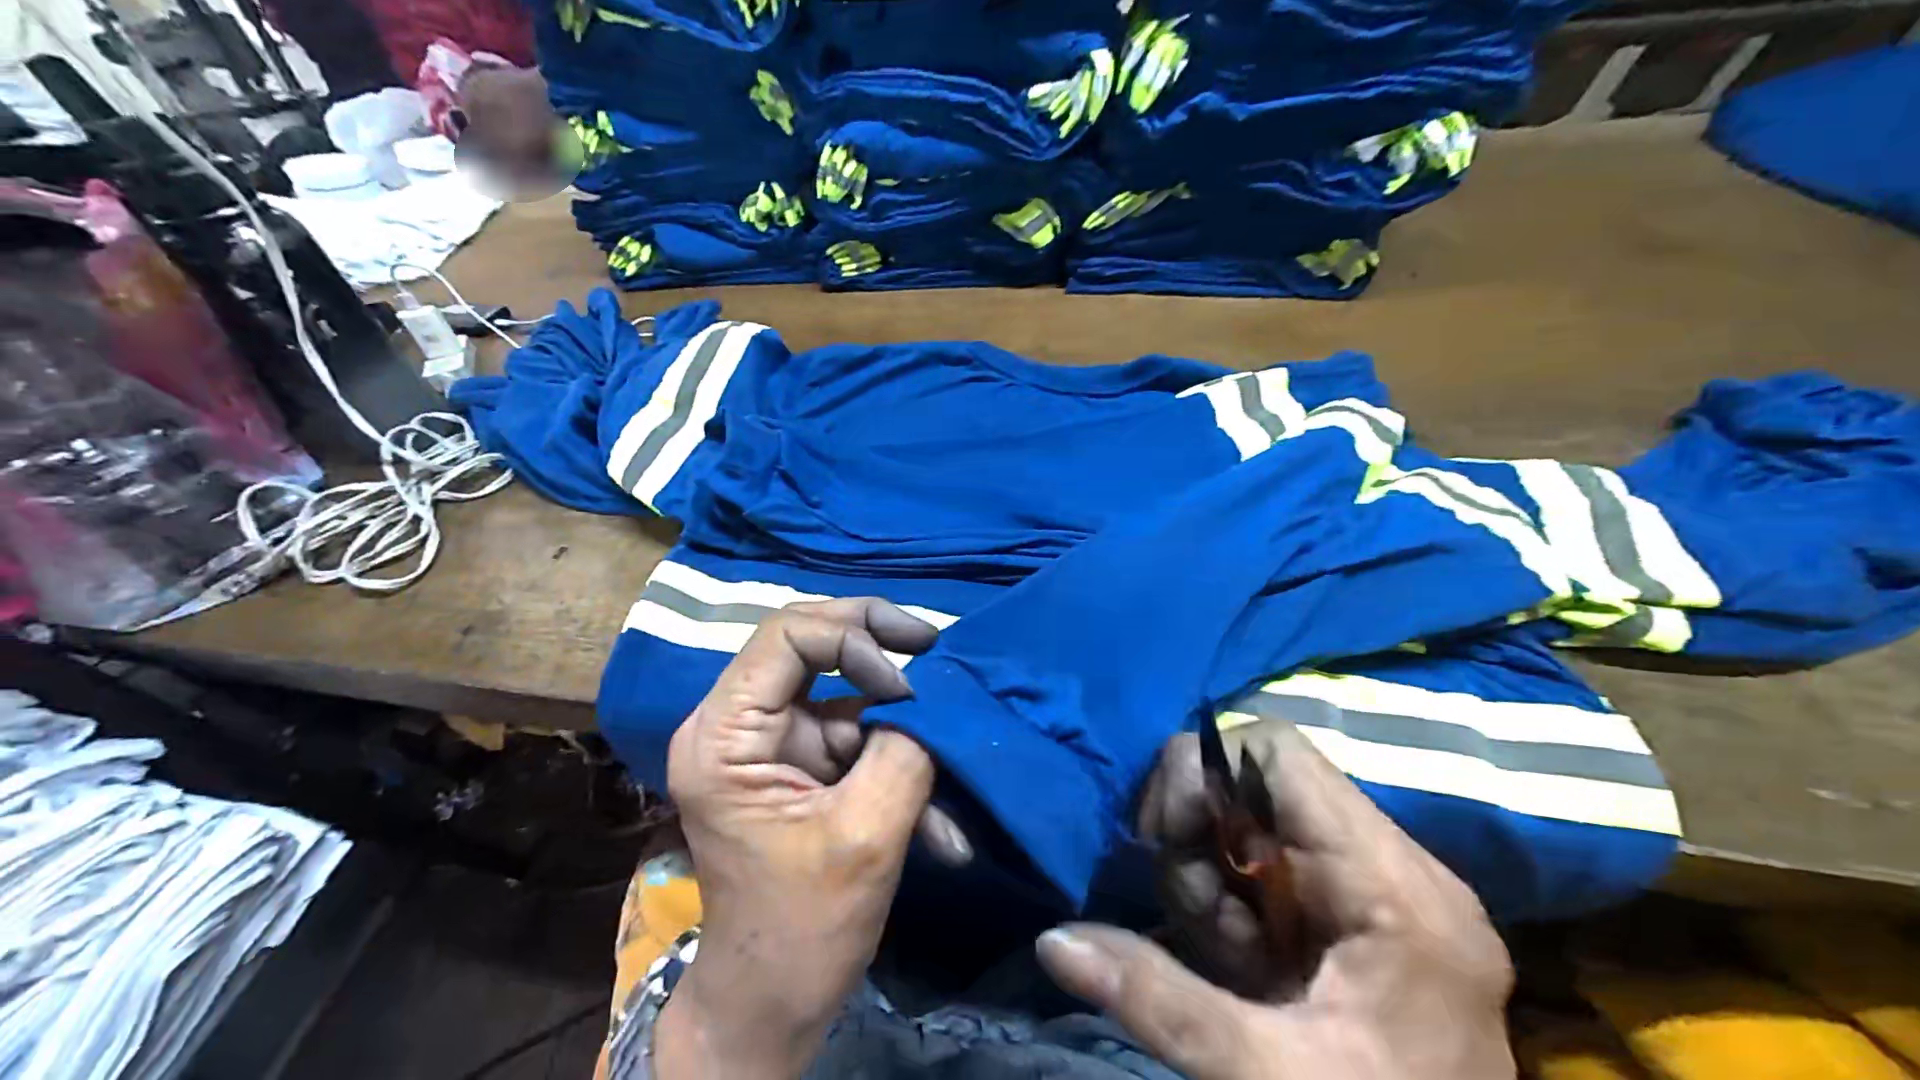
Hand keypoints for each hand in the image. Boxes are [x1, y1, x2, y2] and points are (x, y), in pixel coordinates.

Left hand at [654, 599, 962, 1078]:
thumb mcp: (866, 835)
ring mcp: (769, 740)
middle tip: (932, 644)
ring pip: (838, 680)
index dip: (853, 638)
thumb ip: (903, 750)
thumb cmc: (805, 927)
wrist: (774, 1002)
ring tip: (947, 723)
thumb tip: (933, 696)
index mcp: (724, 734)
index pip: (786, 634)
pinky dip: (896, 745)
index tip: (906, 683)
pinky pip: (852, 725)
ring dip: (896, 704)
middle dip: (876, 640)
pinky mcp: (798, 760)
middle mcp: (737, 722)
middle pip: (808, 640)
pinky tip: (935, 807)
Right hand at [1037, 720, 1515, 1079]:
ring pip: (1253, 817)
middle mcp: (1394, 864)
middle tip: (1195, 916)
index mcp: (1395, 888)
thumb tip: (1052, 940)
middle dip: (1199, 836)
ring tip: (1224, 951)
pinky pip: (1267, 855)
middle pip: (1256, 779)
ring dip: (1210, 871)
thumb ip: (1160, 1000)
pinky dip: (1229, 891)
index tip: (1169, 846)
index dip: (1203, 777)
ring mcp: (1377, 881)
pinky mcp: (1358, 902)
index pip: (1276, 753)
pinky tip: (1239, 954)